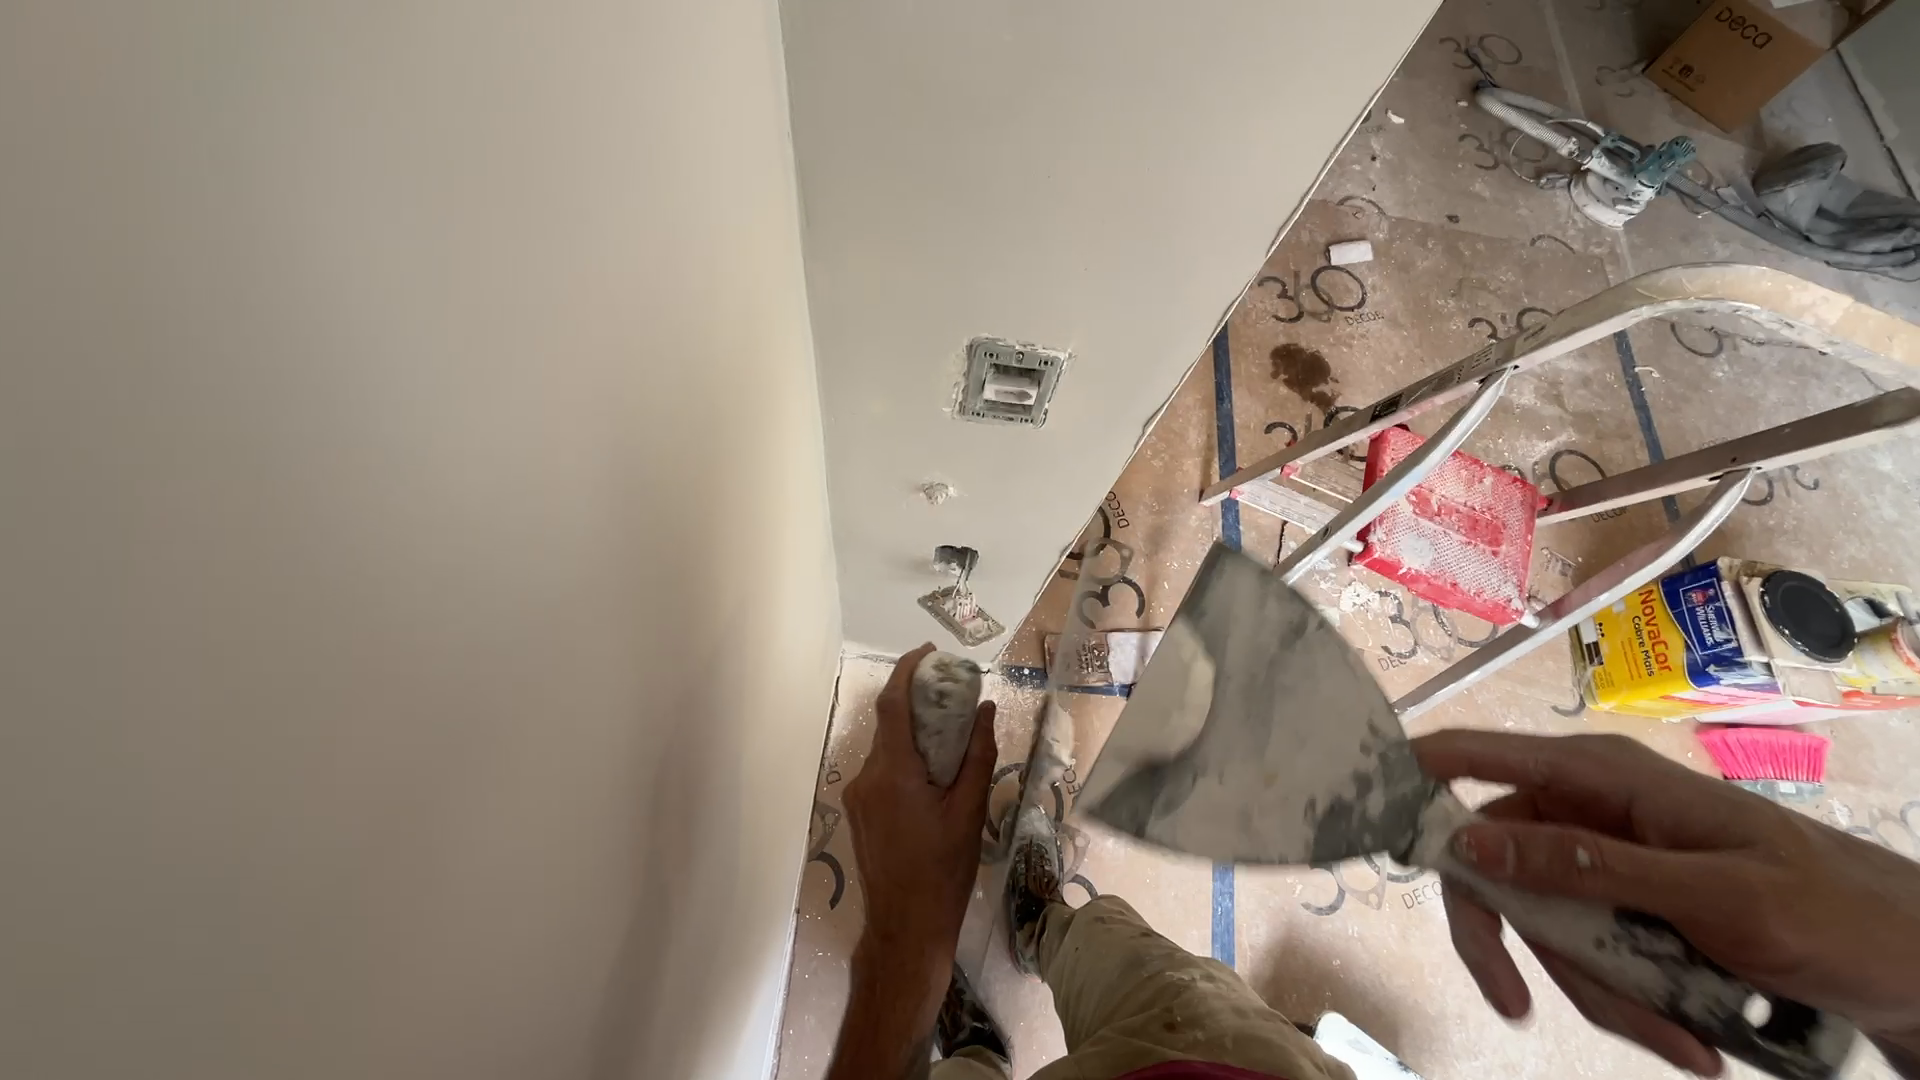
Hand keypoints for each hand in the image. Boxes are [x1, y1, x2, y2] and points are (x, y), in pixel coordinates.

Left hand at [842, 644, 998, 1025]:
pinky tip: (930, 773)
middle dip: (917, 702)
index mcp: (894, 772)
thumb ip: (977, 755)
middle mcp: (867, 777)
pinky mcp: (858, 811)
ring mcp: (857, 796)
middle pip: (889, 724)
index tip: (929, 653)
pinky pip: (881, 770)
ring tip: (948, 736)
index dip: (907, 670)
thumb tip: (985, 710)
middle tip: (952, 695)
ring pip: (885, 748)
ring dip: (912, 734)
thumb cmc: (943, 870)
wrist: (905, 928)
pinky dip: (903, 758)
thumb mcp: (969, 811)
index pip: (892, 704)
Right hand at [1411, 729, 1919, 1076]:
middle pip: (1489, 859)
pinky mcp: (1617, 903)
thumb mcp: (1716, 896)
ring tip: (1679, 1045)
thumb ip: (1586, 865)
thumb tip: (1463, 842)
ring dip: (1591, 988)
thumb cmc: (1836, 913)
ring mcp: (1597, 858)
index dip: (1410, 774)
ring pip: (1537, 918)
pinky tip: (1686, 1041)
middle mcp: (1580, 808)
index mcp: (1595, 776)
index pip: (1473, 755)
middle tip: (1516, 1004)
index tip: (1364, 815)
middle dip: (1513, 938)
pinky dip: (1621, 1000)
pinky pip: (1580, 948)